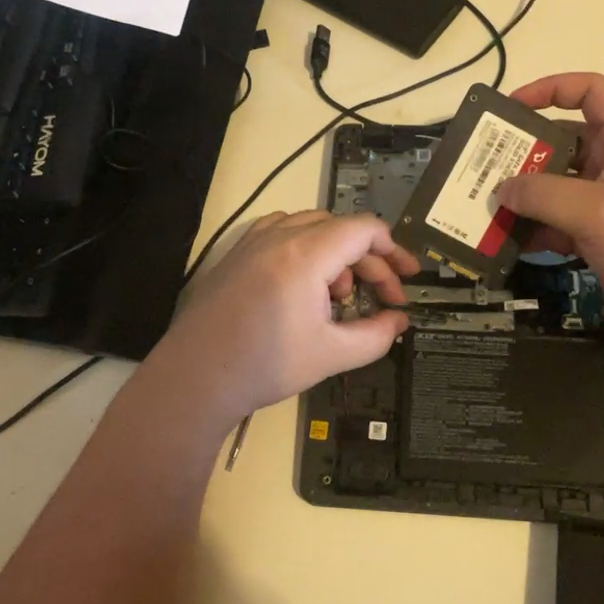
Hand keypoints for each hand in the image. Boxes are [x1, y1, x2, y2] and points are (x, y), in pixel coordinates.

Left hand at [142, 210, 419, 424]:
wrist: (195, 377)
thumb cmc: (264, 365)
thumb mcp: (331, 355)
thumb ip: (375, 335)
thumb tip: (399, 321)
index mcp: (305, 255)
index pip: (363, 229)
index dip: (393, 250)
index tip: (408, 278)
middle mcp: (279, 236)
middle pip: (341, 228)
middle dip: (370, 260)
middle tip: (383, 298)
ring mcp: (253, 241)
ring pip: (312, 227)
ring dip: (338, 254)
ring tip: (340, 296)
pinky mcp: (237, 253)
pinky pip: (283, 232)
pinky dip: (306, 249)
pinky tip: (305, 285)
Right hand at [496, 73, 603, 341]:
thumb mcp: (595, 211)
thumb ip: (542, 195)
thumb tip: (501, 189)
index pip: (591, 91)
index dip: (551, 88)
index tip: (512, 106)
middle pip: (564, 141)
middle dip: (523, 151)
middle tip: (482, 165)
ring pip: (555, 185)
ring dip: (522, 194)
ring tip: (484, 204)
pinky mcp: (600, 235)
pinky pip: (557, 221)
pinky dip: (533, 228)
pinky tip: (506, 239)